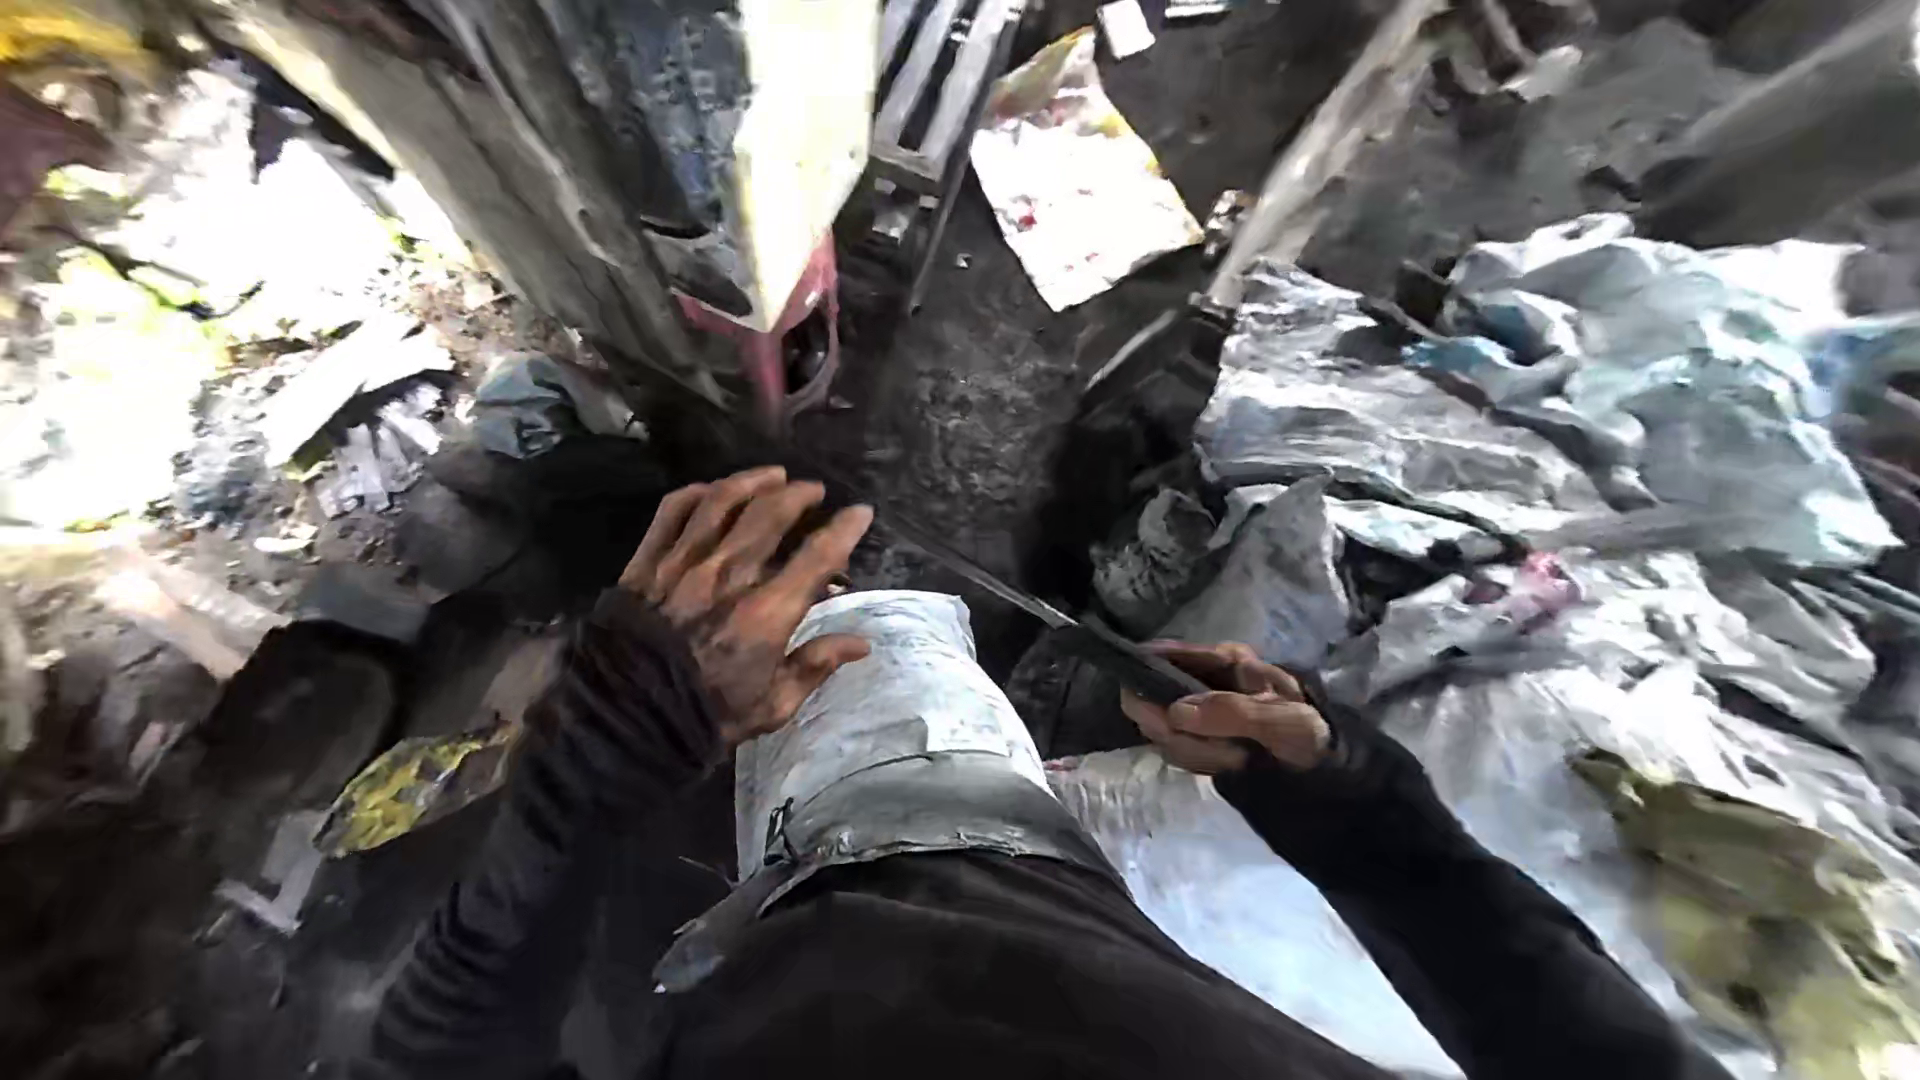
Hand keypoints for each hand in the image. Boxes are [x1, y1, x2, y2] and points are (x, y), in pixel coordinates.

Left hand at [620, 466, 873, 746]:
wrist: (623, 721)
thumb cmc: (707, 714)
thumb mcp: (773, 704)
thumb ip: (817, 665)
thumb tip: (861, 644)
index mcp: (766, 612)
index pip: (816, 556)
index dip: (844, 529)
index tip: (861, 512)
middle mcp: (728, 576)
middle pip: (770, 514)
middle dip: (800, 495)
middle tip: (815, 490)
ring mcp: (684, 563)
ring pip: (723, 502)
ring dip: (754, 482)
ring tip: (774, 476)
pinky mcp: (647, 562)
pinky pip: (673, 511)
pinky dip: (696, 493)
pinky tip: (712, 490)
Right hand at [1120, 642, 1329, 773]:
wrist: (1331, 773)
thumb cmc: (1312, 736)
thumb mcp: (1285, 722)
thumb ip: (1232, 712)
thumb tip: (1175, 711)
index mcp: (1222, 660)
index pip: (1159, 655)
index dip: (1147, 682)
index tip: (1161, 718)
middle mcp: (1200, 678)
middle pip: (1150, 695)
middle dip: (1174, 730)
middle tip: (1216, 751)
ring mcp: (1194, 707)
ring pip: (1159, 726)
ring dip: (1189, 749)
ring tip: (1233, 759)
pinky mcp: (1194, 734)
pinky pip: (1172, 746)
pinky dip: (1194, 760)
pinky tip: (1225, 765)